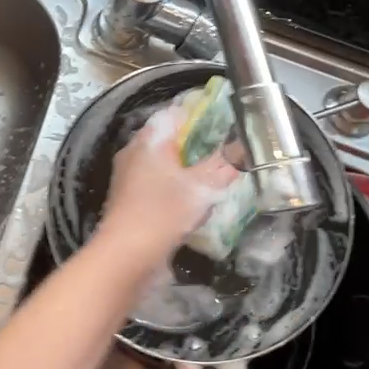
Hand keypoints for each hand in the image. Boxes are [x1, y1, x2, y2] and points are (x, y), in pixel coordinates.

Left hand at [94, 102, 240, 272]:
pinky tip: (192, 201)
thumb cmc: (163, 212)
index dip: (201, 114)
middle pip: (169, 139)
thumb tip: (243, 146)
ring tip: (214, 176)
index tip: (226, 122)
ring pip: (163, 163)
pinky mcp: (129, 198)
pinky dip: (175, 186)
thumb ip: (224, 164)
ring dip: (186, 168)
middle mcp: (135, 151)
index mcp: (150, 140)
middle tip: (225, 151)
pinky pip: (156, 183)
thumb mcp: (202, 187)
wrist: (126, 254)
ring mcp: (128, 175)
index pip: (176, 114)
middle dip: (197, 144)